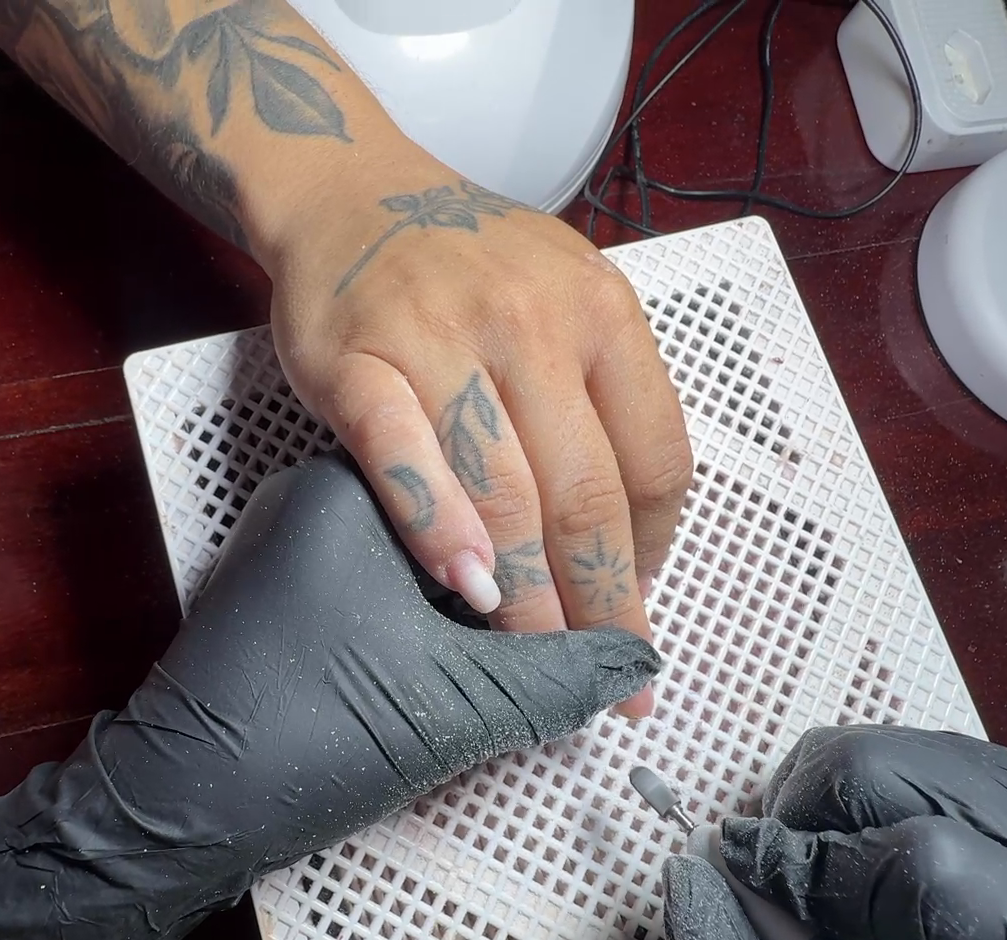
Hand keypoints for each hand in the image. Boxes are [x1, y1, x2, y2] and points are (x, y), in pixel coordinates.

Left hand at [0, 451, 659, 939]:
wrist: (181, 800)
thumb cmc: (308, 732)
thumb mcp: (452, 705)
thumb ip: (558, 675)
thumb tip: (637, 659)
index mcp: (358, 486)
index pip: (492, 486)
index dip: (559, 544)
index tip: (602, 599)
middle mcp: (330, 491)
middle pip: (468, 511)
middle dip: (535, 575)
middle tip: (580, 631)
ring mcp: (312, 534)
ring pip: (439, 547)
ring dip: (495, 597)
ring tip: (545, 644)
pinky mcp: (304, 579)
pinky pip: (404, 575)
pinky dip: (451, 609)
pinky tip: (484, 646)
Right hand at [259, 166, 690, 714]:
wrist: (350, 195)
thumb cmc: (464, 264)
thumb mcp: (560, 295)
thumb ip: (597, 396)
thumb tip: (622, 536)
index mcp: (598, 310)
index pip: (655, 457)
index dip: (654, 549)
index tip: (639, 599)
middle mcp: (529, 322)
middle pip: (585, 494)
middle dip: (602, 601)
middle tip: (612, 677)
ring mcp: (437, 341)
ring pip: (502, 492)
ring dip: (529, 593)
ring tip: (541, 660)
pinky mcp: (356, 364)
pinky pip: (401, 460)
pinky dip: (436, 530)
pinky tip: (466, 587)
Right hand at [661, 728, 1006, 939]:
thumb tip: (693, 864)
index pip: (928, 871)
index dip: (810, 870)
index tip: (746, 881)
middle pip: (891, 769)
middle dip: (798, 818)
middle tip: (783, 879)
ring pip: (888, 743)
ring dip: (818, 802)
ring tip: (829, 872)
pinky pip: (910, 746)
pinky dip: (852, 792)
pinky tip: (868, 851)